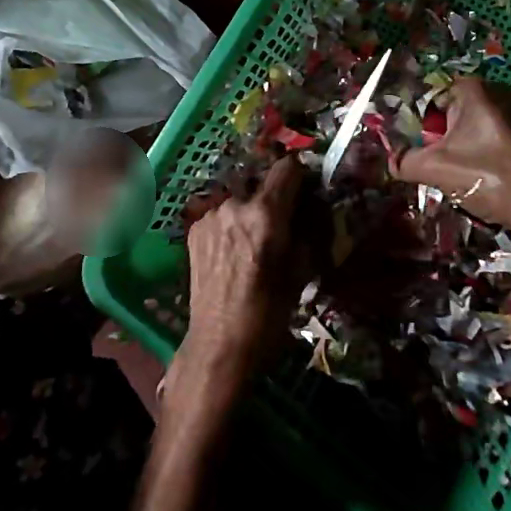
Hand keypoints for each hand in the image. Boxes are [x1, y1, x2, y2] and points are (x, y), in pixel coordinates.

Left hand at [179, 157, 302, 379]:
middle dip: (275, 199)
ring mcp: (211, 215)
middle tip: (282, 224)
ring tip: (253, 243)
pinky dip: (231, 224)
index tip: (306, 190)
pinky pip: (221, 215)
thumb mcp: (302, 269)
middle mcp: (235, 204)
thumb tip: (315, 206)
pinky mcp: (195, 228)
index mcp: (266, 213)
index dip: (301, 176)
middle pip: (263, 184)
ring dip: (250, 212)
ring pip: (240, 200)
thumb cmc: (269, 311)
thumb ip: (309, 229)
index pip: (288, 168)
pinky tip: (232, 252)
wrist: (220, 342)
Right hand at [390, 77, 510, 240]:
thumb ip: (406, 162)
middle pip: (452, 114)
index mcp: (474, 89)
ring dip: (461, 149)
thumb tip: (392, 162)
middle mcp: (497, 92)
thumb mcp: (436, 170)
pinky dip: (483, 155)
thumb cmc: (490, 177)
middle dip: (440, 138)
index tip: (413, 147)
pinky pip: (493, 139)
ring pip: (473, 129)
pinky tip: (483, 179)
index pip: (431, 98)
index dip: (418, 124)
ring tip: (458, 175)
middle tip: (434, 164)